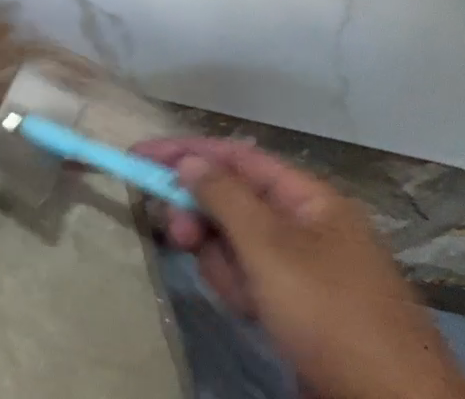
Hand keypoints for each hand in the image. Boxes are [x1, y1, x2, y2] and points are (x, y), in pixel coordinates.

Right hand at [135, 138, 464, 398]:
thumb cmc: (328, 312)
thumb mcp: (268, 248)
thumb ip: (223, 197)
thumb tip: (189, 160)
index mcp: (310, 199)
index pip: (235, 155)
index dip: (184, 151)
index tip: (136, 157)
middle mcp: (305, 222)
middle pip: (228, 198)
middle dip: (200, 218)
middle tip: (179, 238)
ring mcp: (301, 262)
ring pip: (230, 239)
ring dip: (221, 262)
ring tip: (242, 295)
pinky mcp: (294, 297)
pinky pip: (246, 272)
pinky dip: (238, 287)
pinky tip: (253, 311)